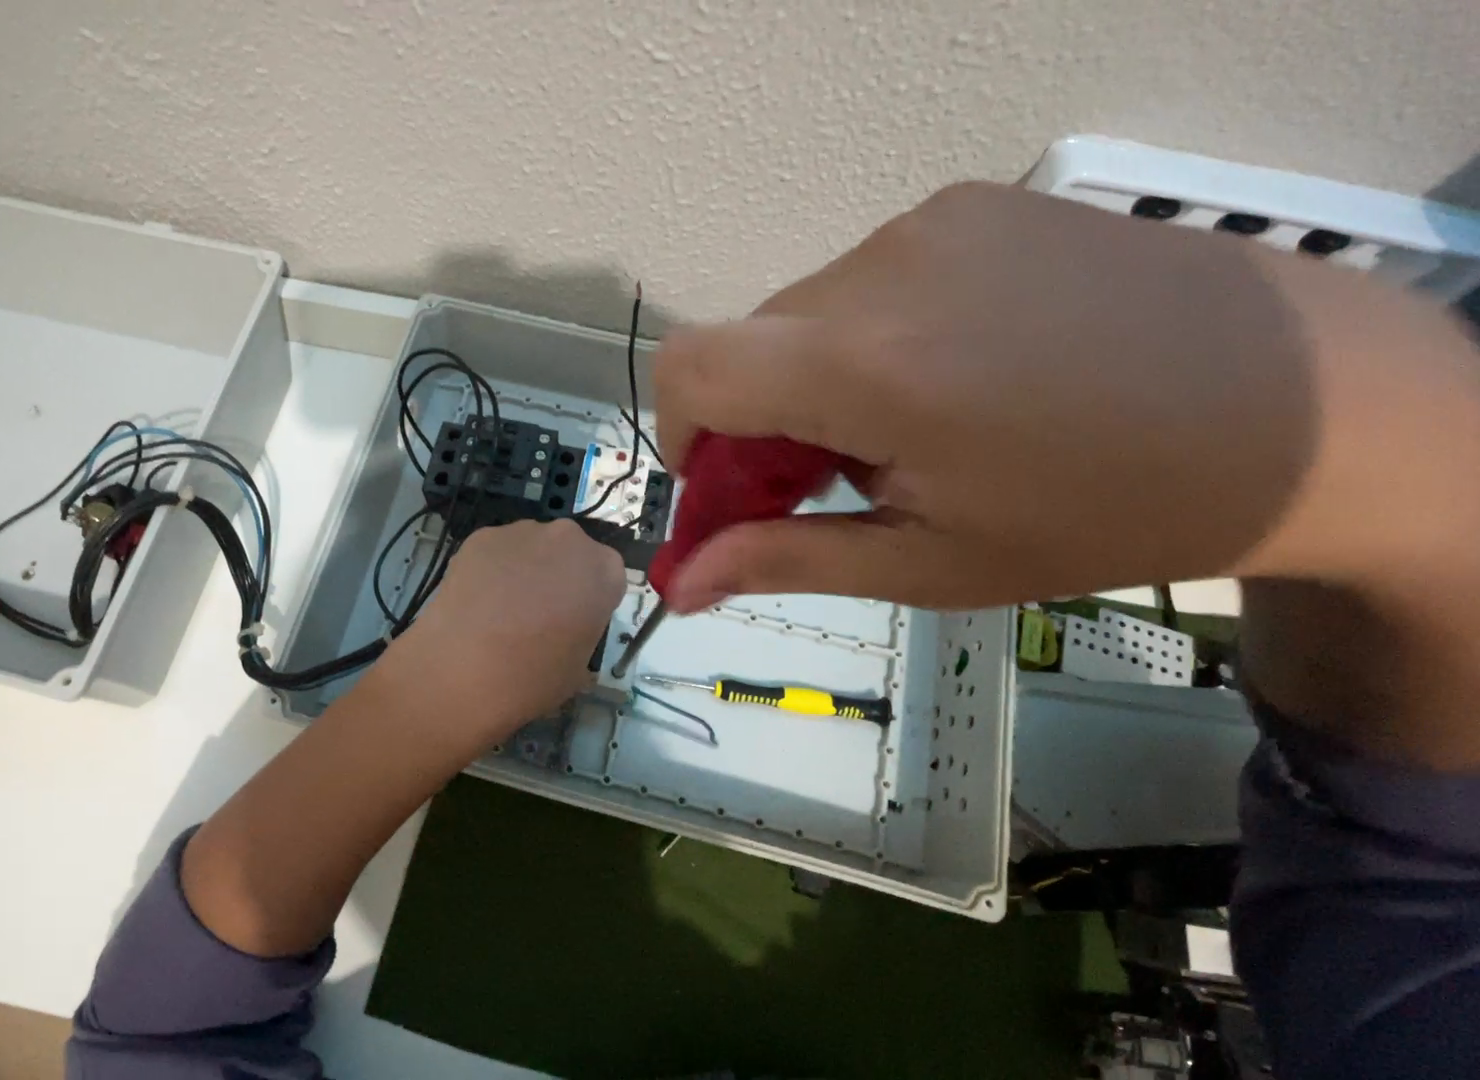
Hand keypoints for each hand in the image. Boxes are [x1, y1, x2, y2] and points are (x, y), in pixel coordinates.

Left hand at [382, 519, 624, 740]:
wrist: (465, 669)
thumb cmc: (534, 676)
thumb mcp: (579, 668)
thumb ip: (581, 633)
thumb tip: (565, 631)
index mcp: (604, 571)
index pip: (607, 576)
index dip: (589, 598)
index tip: (573, 621)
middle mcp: (569, 540)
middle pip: (569, 553)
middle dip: (557, 575)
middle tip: (537, 614)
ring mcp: (522, 532)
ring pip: (530, 548)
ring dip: (523, 569)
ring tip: (500, 610)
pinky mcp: (481, 536)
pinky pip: (495, 551)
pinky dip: (490, 569)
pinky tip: (476, 602)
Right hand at [652, 181, 1479, 613]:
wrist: (1316, 407)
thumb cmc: (1108, 512)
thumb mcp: (932, 562)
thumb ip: (785, 561)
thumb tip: (677, 588)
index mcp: (867, 364)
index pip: (691, 367)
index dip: (680, 433)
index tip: (727, 485)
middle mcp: (883, 268)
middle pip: (749, 346)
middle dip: (760, 422)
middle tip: (835, 483)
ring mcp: (933, 222)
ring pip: (805, 313)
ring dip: (818, 378)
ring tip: (915, 428)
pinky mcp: (975, 205)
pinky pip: (867, 278)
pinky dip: (870, 334)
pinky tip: (956, 373)